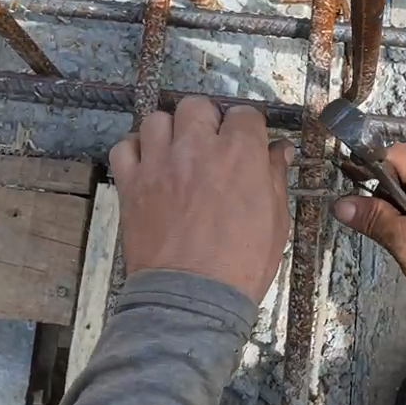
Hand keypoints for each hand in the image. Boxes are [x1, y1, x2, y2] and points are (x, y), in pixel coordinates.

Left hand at [110, 98, 294, 303]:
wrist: (193, 299)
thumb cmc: (242, 263)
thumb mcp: (276, 220)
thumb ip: (274, 177)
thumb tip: (280, 150)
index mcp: (239, 153)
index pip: (245, 113)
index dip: (248, 127)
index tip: (248, 141)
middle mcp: (197, 147)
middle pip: (197, 105)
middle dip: (207, 120)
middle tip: (211, 143)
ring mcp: (159, 163)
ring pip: (157, 119)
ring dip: (170, 131)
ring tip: (177, 153)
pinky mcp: (131, 183)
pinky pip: (124, 147)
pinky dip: (135, 151)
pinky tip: (148, 167)